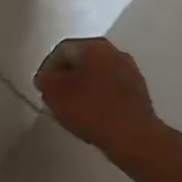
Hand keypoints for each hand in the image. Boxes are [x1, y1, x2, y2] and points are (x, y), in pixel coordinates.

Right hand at [34, 37, 162, 153]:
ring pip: (97, 75)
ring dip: (83, 88)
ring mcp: (130, 70)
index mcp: (94, 46)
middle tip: (56, 98)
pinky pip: (111, 88)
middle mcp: (115, 51)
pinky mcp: (139, 89)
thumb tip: (47, 77)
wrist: (133, 135)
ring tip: (74, 109)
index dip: (47, 69)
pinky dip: (99, 97)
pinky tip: (94, 115)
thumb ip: (45, 80)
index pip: (62, 51)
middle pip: (81, 60)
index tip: (42, 88)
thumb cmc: (90, 110)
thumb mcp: (55, 94)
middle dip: (66, 78)